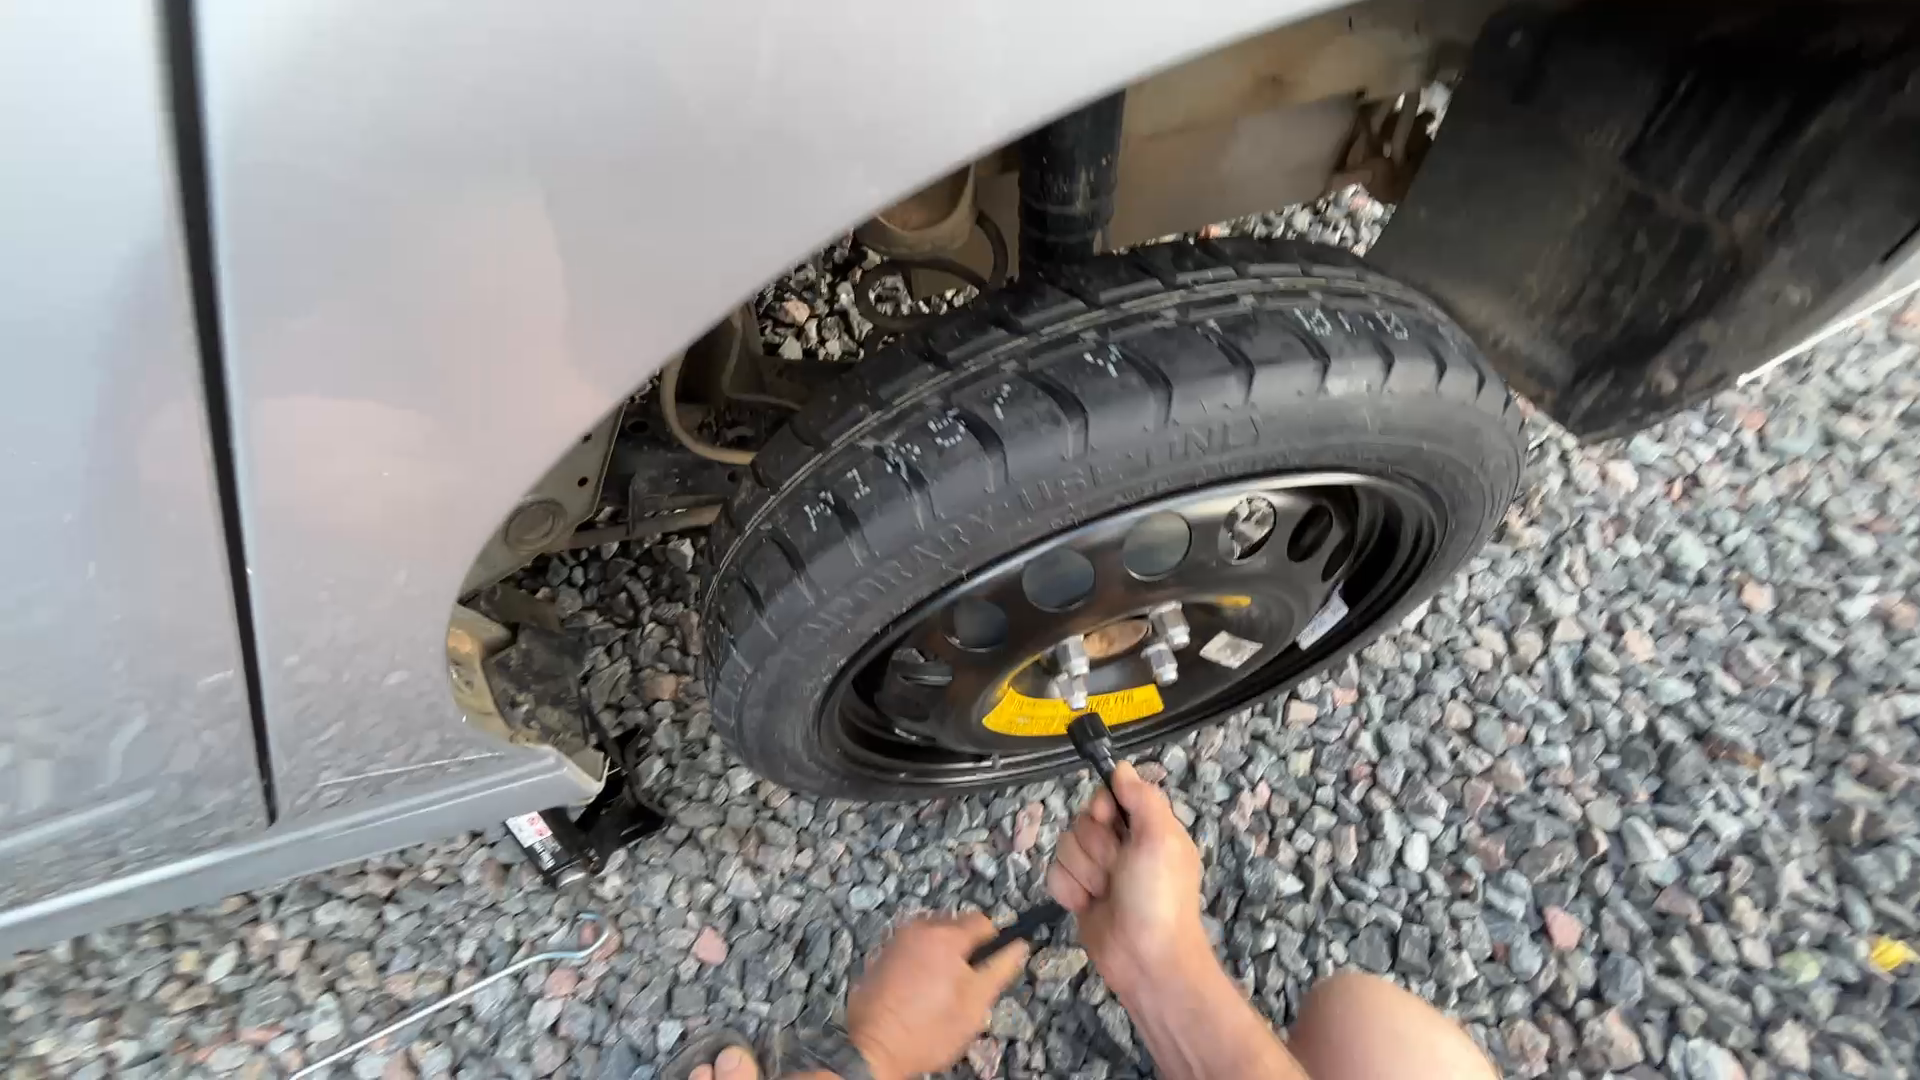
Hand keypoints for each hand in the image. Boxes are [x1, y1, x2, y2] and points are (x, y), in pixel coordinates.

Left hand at [844, 913, 1028, 1079]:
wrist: (874, 1048)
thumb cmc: (930, 1028)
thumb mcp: (975, 1004)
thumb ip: (1000, 969)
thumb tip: (1020, 944)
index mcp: (946, 934)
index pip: (982, 921)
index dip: (993, 942)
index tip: (990, 967)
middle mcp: (920, 927)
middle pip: (956, 926)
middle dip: (966, 948)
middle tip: (965, 984)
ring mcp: (898, 939)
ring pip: (933, 936)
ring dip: (942, 953)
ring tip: (940, 990)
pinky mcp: (882, 954)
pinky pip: (912, 947)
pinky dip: (921, 960)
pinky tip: (919, 991)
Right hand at [1046, 761, 1207, 995]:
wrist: (1147, 962)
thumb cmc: (1159, 896)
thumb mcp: (1161, 838)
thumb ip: (1142, 798)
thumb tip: (1121, 767)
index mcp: (1145, 827)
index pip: (1108, 794)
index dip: (1102, 807)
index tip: (1110, 823)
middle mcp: (1121, 845)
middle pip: (1083, 820)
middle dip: (1095, 847)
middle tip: (1116, 870)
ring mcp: (1098, 870)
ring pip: (1065, 845)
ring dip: (1083, 871)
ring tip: (1104, 893)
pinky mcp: (1079, 893)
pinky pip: (1054, 874)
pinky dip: (1069, 890)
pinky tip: (1086, 905)